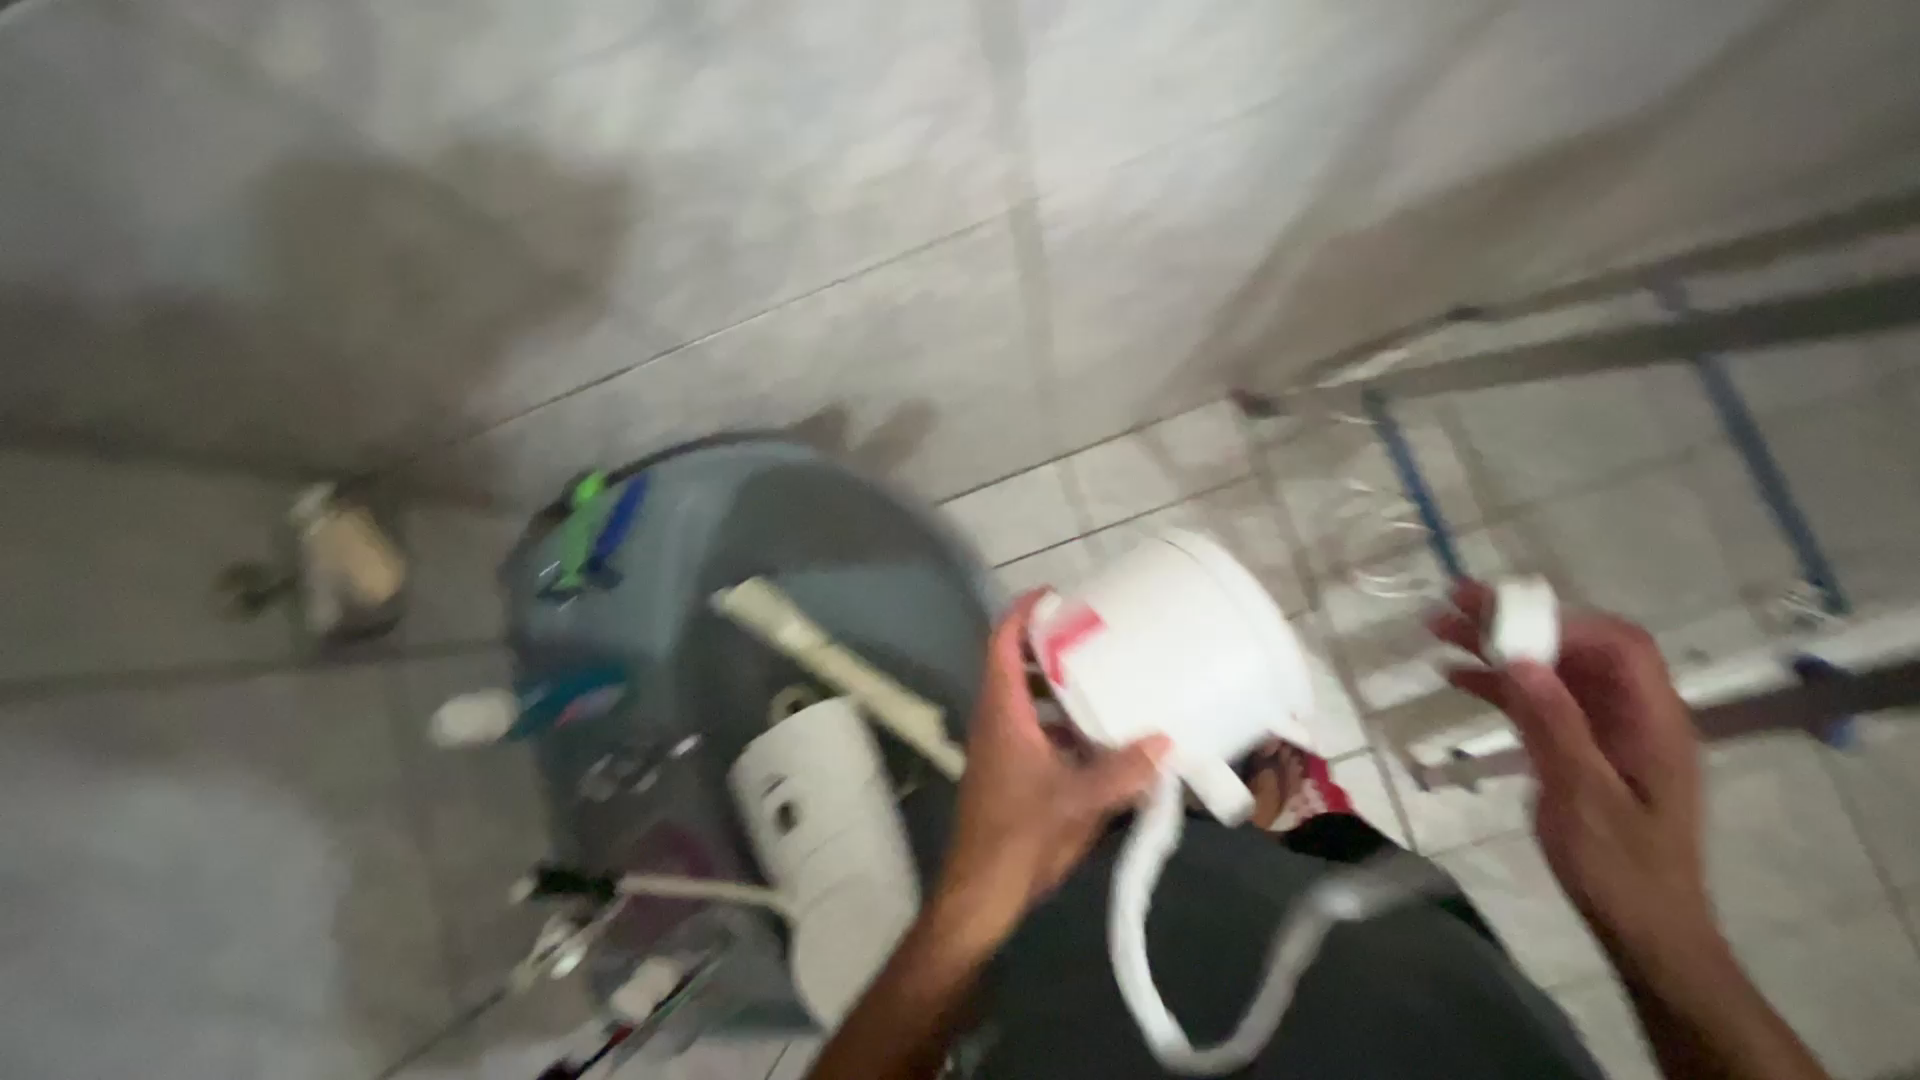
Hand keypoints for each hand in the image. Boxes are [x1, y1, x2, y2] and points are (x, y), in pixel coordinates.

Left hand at [933, 591, 1170, 948]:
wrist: (983, 888)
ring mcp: (1000, 747)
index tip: (1052, 594)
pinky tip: (1097, 737)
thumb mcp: (1078, 801)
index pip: (1001, 644)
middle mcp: (997, 721)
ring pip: (1024, 699)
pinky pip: (1034, 729)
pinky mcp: (1010, 770)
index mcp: (1003, 713)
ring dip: (1055, 685)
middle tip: (1090, 635)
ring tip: (1101, 679)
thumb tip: (1166, 742)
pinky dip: (1060, 722)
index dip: (1021, 613)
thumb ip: (1123, 772)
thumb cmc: (1021, 835)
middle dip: (1046, 646)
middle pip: (1013, 666)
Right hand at [1429, 581, 1716, 958]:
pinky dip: (1498, 684)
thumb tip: (1522, 659)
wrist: (1641, 927)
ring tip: (1440, 630)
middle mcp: (1629, 714)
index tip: (1500, 614)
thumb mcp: (1585, 796)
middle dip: (1518, 621)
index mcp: (1652, 721)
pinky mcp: (1576, 747)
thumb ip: (1556, 725)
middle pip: (1576, 648)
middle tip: (1455, 601)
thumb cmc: (1621, 866)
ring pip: (1550, 671)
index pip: (1618, 646)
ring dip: (1499, 648)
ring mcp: (1602, 730)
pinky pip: (1537, 701)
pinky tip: (1456, 676)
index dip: (1562, 620)